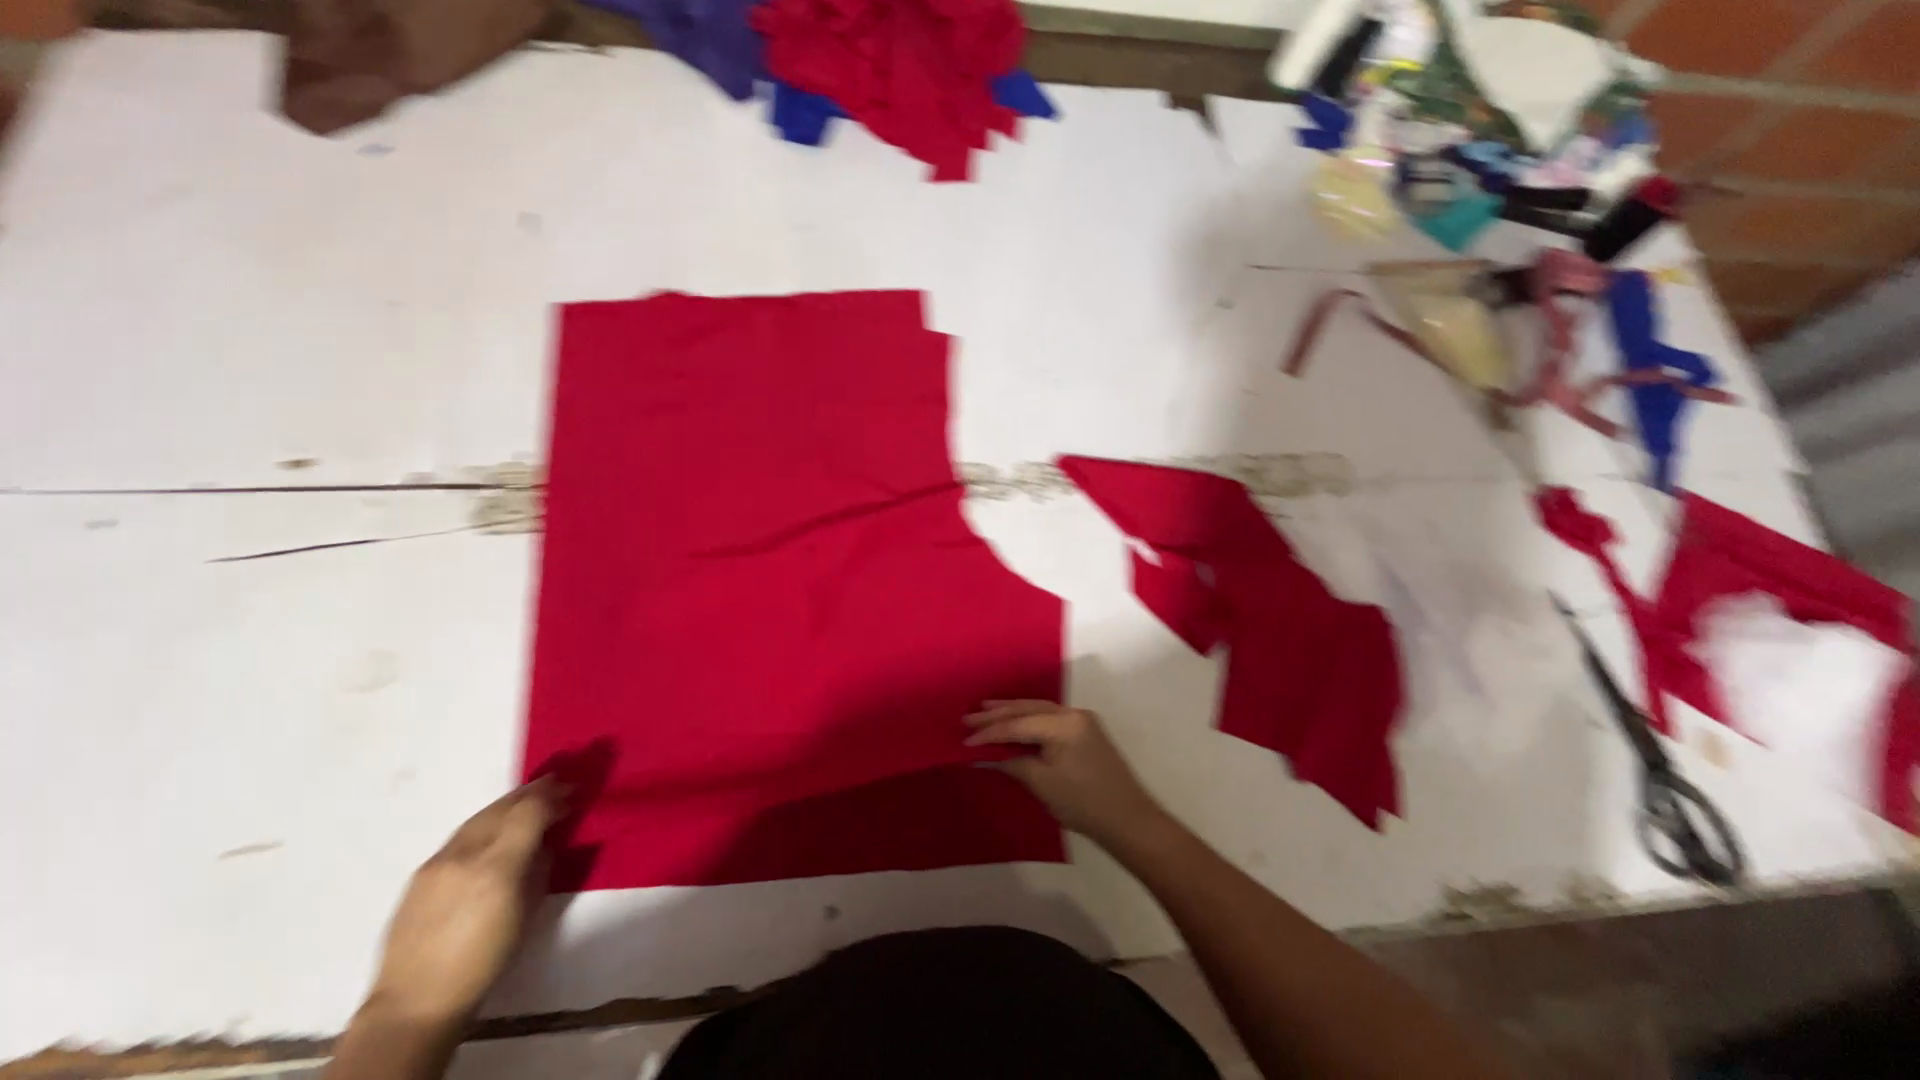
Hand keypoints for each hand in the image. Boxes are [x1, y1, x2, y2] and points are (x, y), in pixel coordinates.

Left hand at [368, 777, 567, 1027]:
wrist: (416, 998)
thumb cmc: (485, 963)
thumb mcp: (528, 915)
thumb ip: (539, 870)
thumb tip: (546, 842)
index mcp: (497, 867)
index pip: (530, 811)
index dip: (554, 796)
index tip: (573, 791)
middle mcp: (465, 854)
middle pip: (504, 806)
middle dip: (533, 792)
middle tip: (558, 785)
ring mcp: (438, 860)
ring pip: (480, 816)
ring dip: (508, 804)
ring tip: (529, 801)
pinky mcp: (422, 871)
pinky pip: (461, 834)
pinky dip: (485, 823)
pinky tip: (495, 830)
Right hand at [964, 700, 1170, 847]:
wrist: (1128, 820)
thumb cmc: (1083, 803)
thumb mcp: (1041, 784)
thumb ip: (1011, 763)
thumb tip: (983, 755)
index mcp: (1064, 724)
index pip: (1018, 724)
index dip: (989, 733)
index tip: (964, 741)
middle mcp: (1074, 715)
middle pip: (1028, 709)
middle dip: (998, 714)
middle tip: (968, 717)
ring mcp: (1083, 722)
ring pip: (1040, 710)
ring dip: (1013, 712)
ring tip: (985, 710)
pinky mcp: (1086, 733)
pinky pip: (1050, 719)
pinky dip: (1029, 720)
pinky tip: (1015, 722)